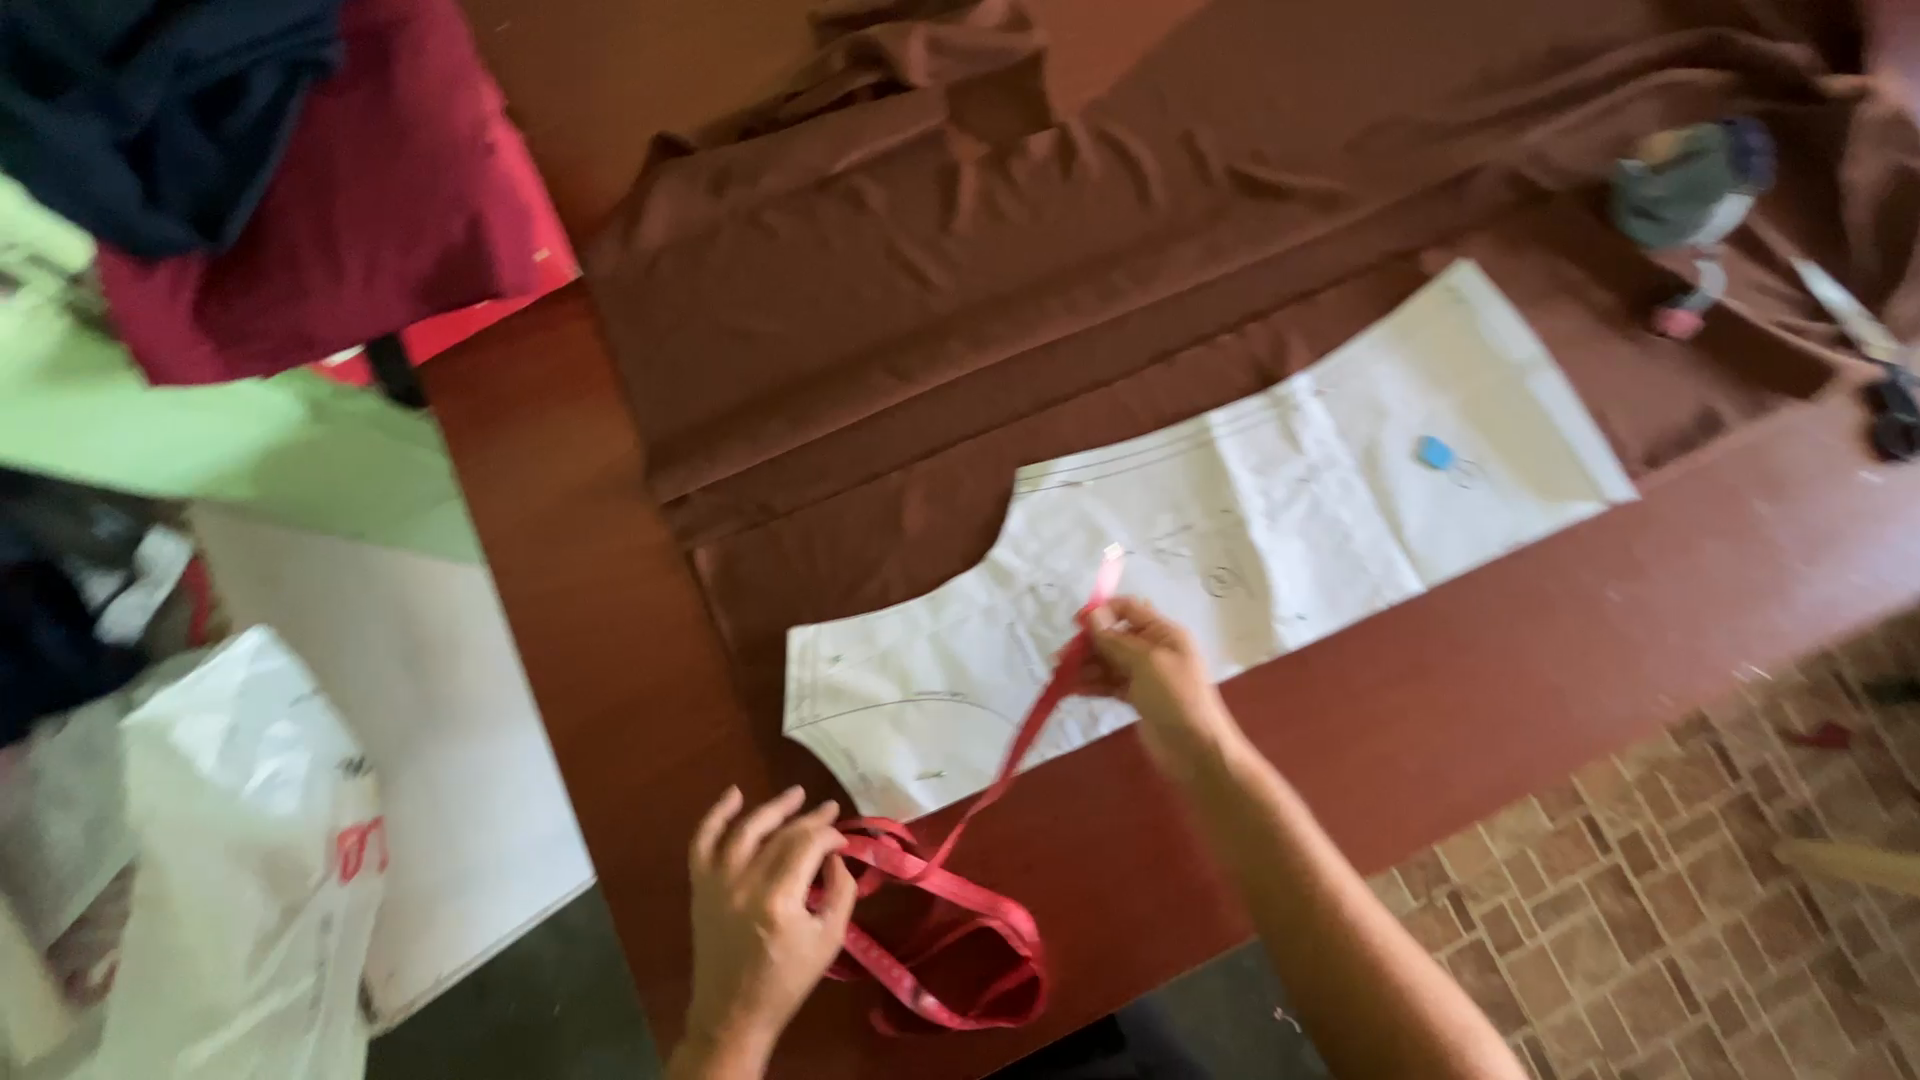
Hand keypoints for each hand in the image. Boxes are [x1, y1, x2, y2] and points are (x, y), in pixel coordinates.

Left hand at [675, 786, 855, 1076]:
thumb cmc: (786, 980)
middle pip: (782, 835)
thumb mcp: (830, 940)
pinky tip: (734, 795)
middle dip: (810, 819)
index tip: (843, 840)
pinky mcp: (700, 888)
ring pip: (745, 830)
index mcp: (780, 900)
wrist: (733, 1014)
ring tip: (796, 794)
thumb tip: (834, 855)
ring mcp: (717, 884)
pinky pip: (702, 843)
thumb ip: (841, 891)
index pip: (808, 845)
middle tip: (830, 809)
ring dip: (772, 808)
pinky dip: (716, 815)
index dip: (829, 835)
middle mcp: (745, 884)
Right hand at [1070, 596, 1242, 773]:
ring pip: (1108, 662)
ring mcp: (1144, 675)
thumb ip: (1116, 640)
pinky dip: (1091, 684)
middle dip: (1087, 645)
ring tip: (1060, 677)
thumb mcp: (1147, 662)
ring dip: (1084, 667)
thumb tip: (1092, 615)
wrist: (1196, 750)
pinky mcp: (1136, 697)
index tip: (1076, 624)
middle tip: (1061, 658)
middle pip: (1114, 637)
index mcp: (1163, 633)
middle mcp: (1153, 649)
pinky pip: (1109, 684)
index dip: (1102, 612)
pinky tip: (1072, 690)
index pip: (1128, 610)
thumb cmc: (1176, 698)